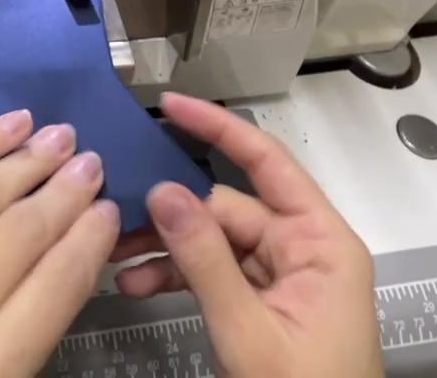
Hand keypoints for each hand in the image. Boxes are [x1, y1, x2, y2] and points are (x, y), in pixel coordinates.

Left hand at [0, 110, 120, 376]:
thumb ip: (33, 311)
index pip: (52, 288)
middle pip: (20, 235)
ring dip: (29, 160)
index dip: (88, 241)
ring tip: (62, 138)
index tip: (108, 209)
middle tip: (92, 164)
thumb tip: (79, 232)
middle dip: (64, 193)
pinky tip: (16, 125)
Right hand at [113, 93, 381, 377]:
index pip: (266, 161)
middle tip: (116, 219)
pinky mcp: (261, 300)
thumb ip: (205, 259)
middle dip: (170, 213)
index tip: (171, 104)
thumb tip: (162, 189)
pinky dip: (176, 275)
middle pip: (225, 206)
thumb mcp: (250, 332)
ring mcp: (280, 275)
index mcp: (320, 241)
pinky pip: (213, 271)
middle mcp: (301, 246)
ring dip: (165, 248)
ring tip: (116, 258)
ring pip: (211, 239)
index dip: (217, 127)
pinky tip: (137, 283)